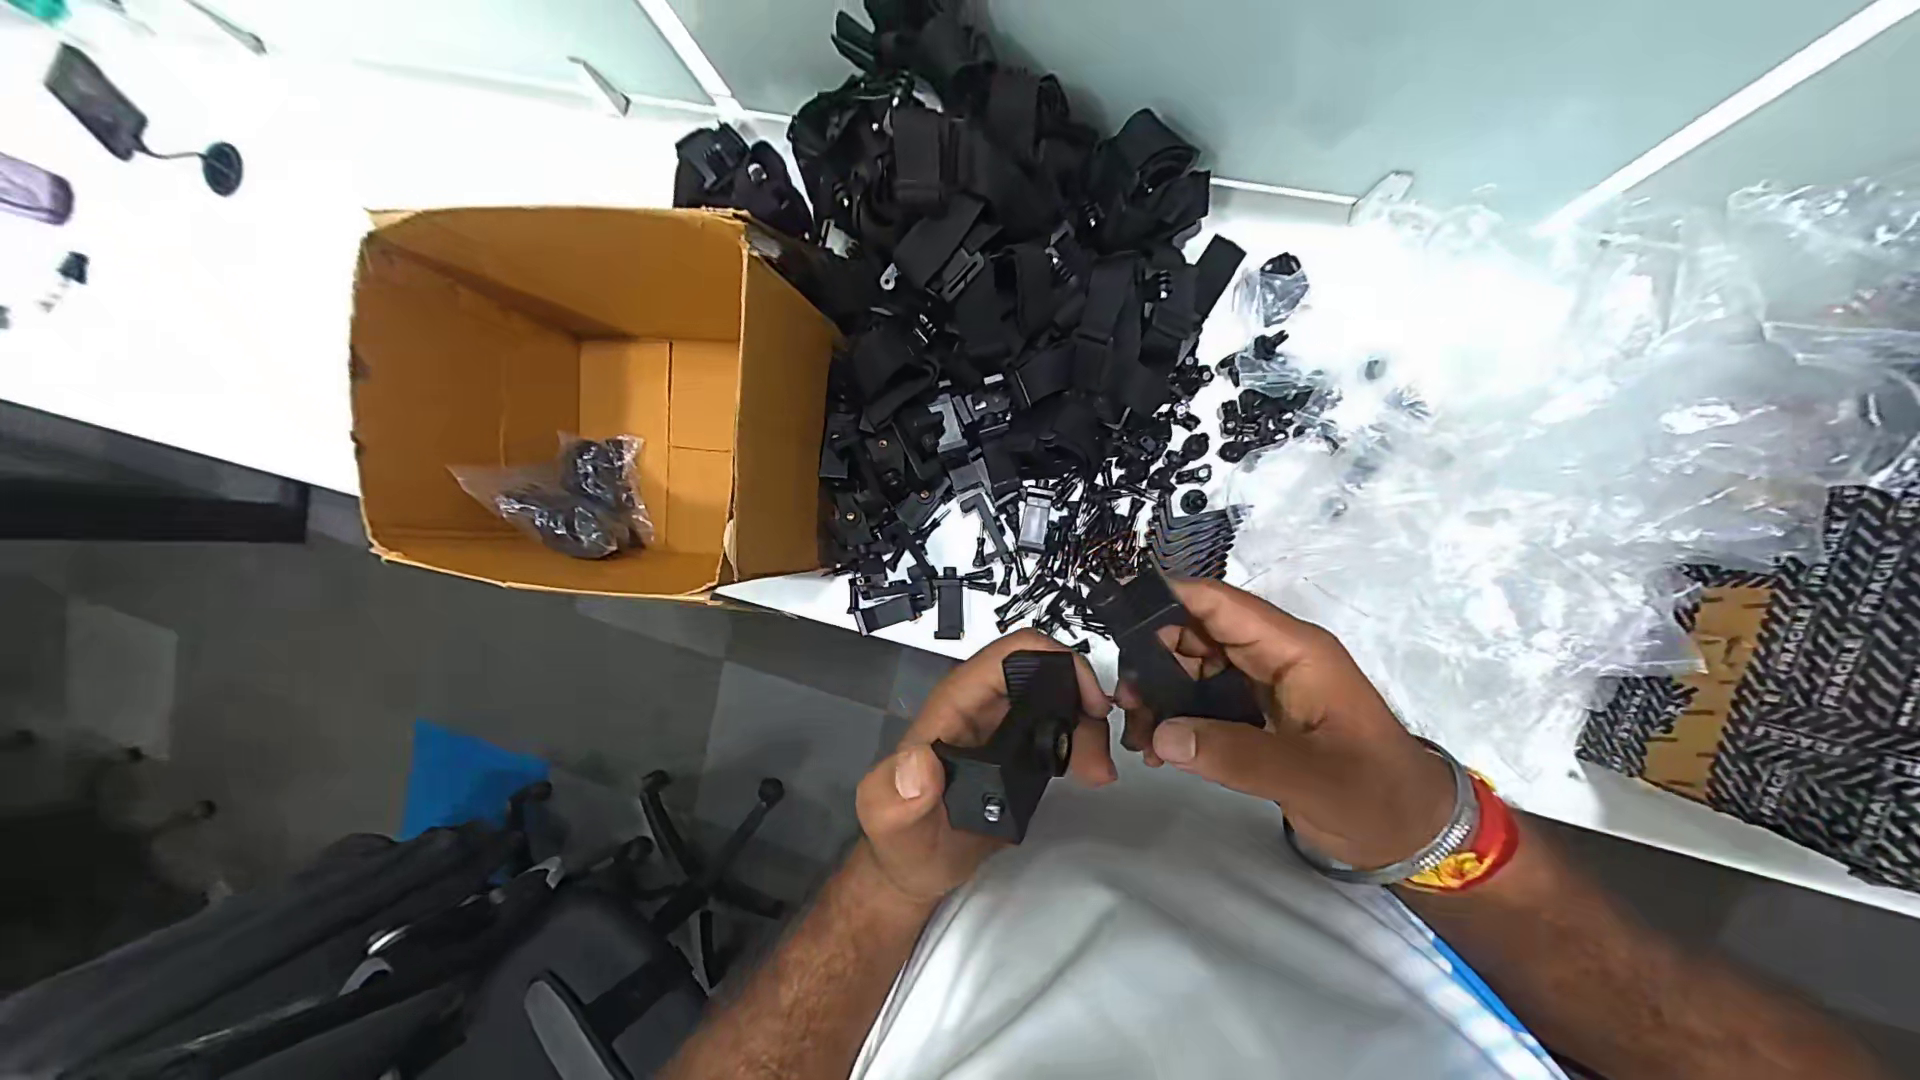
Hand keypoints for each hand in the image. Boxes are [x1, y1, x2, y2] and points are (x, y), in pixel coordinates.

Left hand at [856, 630, 1115, 903]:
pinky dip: (1082, 741)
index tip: (1085, 700)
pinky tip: (1089, 770)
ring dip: (1086, 724)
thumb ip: (895, 794)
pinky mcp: (1018, 749)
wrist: (916, 868)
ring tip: (1095, 767)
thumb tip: (917, 763)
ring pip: (1057, 698)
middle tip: (1095, 744)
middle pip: (1043, 671)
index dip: (1054, 660)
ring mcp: (1001, 726)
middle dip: (1080, 696)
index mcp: (955, 704)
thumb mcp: (887, 820)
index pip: (1008, 654)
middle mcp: (981, 706)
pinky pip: (1059, 726)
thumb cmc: (900, 840)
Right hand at [1118, 578, 1455, 870]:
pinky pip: (1200, 699)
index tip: (1115, 605)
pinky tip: (1157, 747)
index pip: (1221, 604)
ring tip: (1137, 732)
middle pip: (1196, 634)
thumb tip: (1160, 735)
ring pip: (1191, 667)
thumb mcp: (1310, 779)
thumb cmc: (1377, 797)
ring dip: (1159, 692)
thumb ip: (1235, 754)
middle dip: (1152, 657)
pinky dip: (1174, 716)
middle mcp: (1272, 656)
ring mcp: (1261, 683)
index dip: (1169, 596)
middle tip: (1124, 699)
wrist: (1413, 837)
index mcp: (1294, 651)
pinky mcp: (1252, 710)